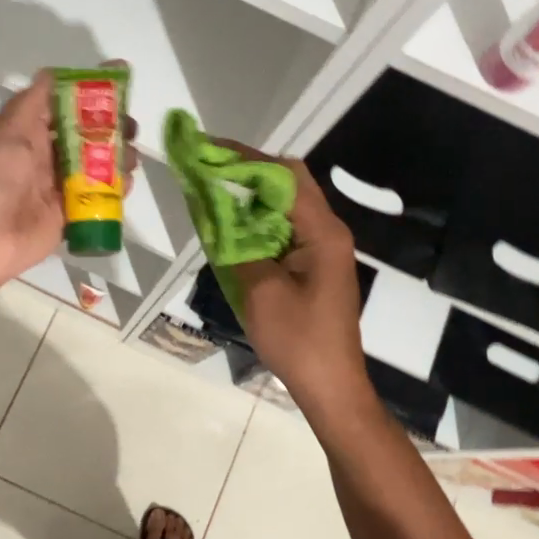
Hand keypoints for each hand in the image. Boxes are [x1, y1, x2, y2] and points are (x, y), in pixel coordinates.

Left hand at [0, 66, 137, 291]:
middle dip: (110, 128)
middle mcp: (41, 156)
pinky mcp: (66, 215)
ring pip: (94, 165)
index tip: (119, 81)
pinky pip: (95, 198)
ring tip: (133, 156)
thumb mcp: (8, 129)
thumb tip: (51, 73)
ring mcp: (55, 187)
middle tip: (132, 127)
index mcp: (25, 132)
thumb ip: (33, 103)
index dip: (89, 93)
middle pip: (83, 135)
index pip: (62, 105)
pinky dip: (115, 189)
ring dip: (117, 157)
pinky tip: (129, 183)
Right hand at [230, 157, 373, 411]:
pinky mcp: (315, 267)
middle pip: (289, 185)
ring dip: (251, 198)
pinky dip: (257, 223)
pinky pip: (284, 231)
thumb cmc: (298, 340)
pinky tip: (230, 230)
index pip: (285, 175)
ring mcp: (323, 250)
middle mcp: (327, 232)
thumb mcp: (259, 292)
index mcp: (321, 232)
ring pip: (285, 207)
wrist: (331, 386)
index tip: (210, 152)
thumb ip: (236, 245)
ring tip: (212, 194)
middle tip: (207, 172)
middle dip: (248, 174)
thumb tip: (215, 212)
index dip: (247, 159)